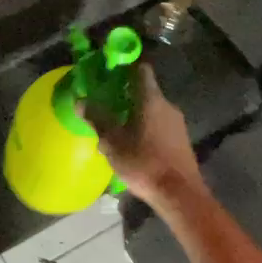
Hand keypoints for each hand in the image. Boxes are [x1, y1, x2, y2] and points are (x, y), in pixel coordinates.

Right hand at [80, 64, 203, 205]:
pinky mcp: (180, 141)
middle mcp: (168, 106)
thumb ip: (97, 119)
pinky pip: (159, 126)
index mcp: (152, 100)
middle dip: (125, 96)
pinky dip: (144, 129)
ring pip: (152, 111)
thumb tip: (80, 101)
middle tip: (105, 103)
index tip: (109, 71)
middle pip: (145, 92)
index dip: (125, 67)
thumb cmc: (144, 163)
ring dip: (134, 115)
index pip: (141, 71)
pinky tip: (132, 145)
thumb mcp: (113, 143)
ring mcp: (177, 124)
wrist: (179, 194)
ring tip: (114, 128)